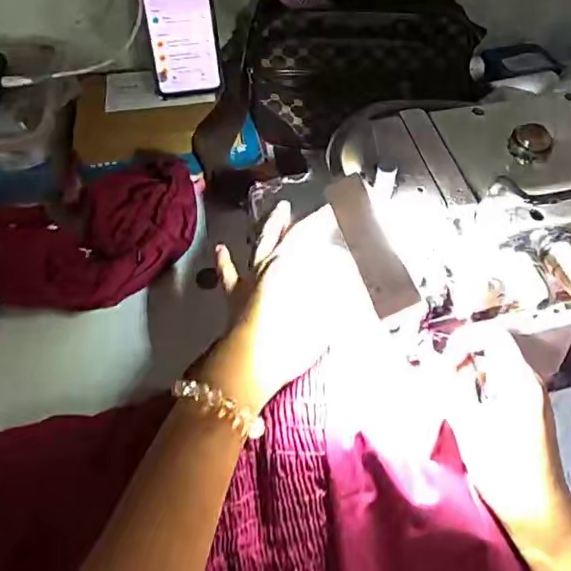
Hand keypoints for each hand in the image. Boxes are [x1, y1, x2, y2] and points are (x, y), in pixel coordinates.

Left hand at [194, 202, 372, 410]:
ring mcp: (248, 279)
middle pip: (278, 234)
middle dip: (288, 219)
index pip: (306, 233)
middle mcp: (266, 265)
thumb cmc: (288, 340)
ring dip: (266, 230)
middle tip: (293, 205)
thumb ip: (335, 299)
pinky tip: (221, 248)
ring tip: (274, 214)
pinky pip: (228, 273)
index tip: (331, 209)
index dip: (320, 220)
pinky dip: (225, 261)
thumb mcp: (323, 318)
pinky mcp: (233, 296)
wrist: (249, 364)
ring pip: (257, 247)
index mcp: (287, 264)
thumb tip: (349, 283)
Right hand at [439, 325, 570, 562]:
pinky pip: (500, 390)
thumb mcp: (469, 427)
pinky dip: (479, 395)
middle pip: (492, 351)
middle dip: (462, 361)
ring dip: (469, 380)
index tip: (442, 362)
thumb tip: (437, 362)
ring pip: (494, 372)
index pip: (491, 333)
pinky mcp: (528, 418)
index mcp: (520, 379)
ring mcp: (531, 400)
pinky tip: (467, 419)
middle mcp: (530, 383)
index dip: (463, 339)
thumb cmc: (506, 474)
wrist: (541, 521)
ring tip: (449, 402)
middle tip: (440, 384)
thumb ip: (451, 387)